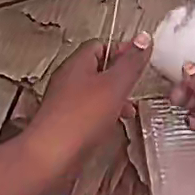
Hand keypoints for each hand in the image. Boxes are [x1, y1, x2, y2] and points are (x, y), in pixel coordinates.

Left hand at [19, 33, 151, 168]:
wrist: (51, 156)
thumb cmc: (80, 118)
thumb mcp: (114, 86)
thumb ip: (130, 63)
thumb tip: (143, 39)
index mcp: (77, 63)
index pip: (100, 45)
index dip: (121, 50)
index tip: (139, 60)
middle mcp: (68, 79)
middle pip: (98, 68)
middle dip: (119, 77)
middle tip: (135, 86)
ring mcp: (65, 101)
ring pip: (94, 91)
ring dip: (114, 97)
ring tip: (129, 110)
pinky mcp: (65, 122)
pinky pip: (88, 111)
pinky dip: (104, 114)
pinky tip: (112, 125)